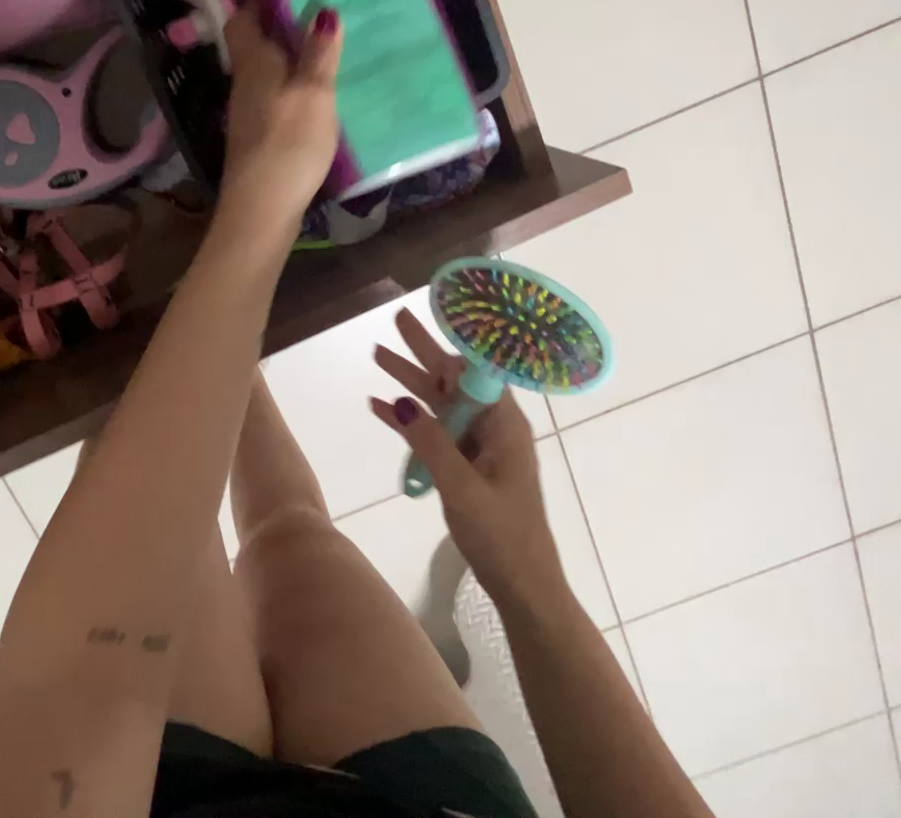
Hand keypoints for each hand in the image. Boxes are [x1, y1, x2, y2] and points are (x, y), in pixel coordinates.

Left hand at [217, 5, 343, 225]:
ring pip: (267, 74)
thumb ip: (319, 53)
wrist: (261, 207)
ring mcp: (247, 113)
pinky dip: (292, 92)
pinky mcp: (256, 139)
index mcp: (253, 62)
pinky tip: (317, 101)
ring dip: (291, 63)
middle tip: (324, 21)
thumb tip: (324, 11)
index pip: (243, 18)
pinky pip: (274, 101)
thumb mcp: (314, 92)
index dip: (262, 2)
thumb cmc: (288, 143)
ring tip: (328, 56)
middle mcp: (244, 83)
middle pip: (256, 45)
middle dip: (284, 31)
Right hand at [369, 309, 569, 608]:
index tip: (433, 316)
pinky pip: (432, 433)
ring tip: (378, 355)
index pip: (476, 372)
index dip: (451, 344)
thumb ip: (431, 443)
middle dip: (424, 352)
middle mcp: (491, 428)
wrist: (521, 583)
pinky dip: (407, 420)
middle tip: (397, 320)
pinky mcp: (463, 466)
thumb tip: (400, 400)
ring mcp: (476, 447)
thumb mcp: (463, 489)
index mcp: (503, 427)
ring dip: (410, 382)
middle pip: (453, 381)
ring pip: (439, 404)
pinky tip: (379, 406)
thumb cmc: (501, 535)